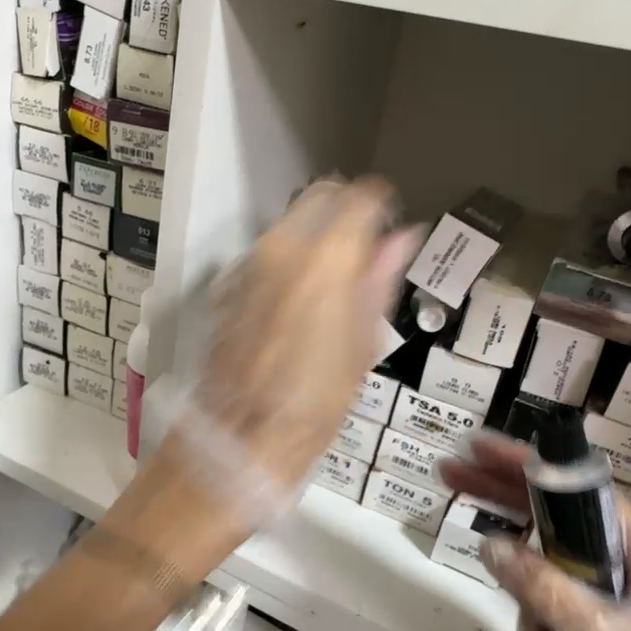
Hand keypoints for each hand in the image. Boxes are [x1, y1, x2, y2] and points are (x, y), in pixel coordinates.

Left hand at [183, 178, 421, 492]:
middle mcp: (282, 246)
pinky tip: (297, 301)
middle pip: (319, 198)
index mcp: (327, 256)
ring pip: (289, 224)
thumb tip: (401, 238)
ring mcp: (249, 264)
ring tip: (333, 279)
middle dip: (345, 211)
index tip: (391, 226)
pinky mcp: (229, 286)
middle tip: (363, 247)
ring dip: (314, 236)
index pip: (361, 197)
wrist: (242, 433)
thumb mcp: (364, 342)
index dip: (382, 205)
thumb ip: (380, 278)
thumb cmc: (317, 399)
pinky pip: (265, 255)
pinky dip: (287, 261)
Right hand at [440, 434, 630, 630]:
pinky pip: (575, 601)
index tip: (476, 445)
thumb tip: (490, 545)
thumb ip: (543, 589)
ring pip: (564, 567)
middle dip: (508, 505)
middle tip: (451, 480)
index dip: (524, 464)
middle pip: (565, 518)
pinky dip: (549, 620)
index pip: (579, 489)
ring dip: (532, 593)